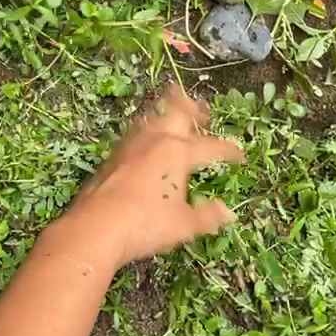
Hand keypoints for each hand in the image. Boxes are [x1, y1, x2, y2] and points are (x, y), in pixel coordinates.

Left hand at [46, 84, 243, 269]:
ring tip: (174, 113)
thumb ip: (207, 215)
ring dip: (166, 112)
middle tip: (203, 111)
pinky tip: (146, 140)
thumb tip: (227, 211)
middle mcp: (155, 140)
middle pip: (177, 112)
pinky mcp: (113, 155)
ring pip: (153, 118)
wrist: (95, 226)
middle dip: (193, 109)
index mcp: (178, 152)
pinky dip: (147, 128)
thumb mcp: (184, 224)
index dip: (228, 150)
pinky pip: (136, 132)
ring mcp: (131, 145)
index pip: (210, 146)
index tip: (240, 155)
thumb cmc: (146, 224)